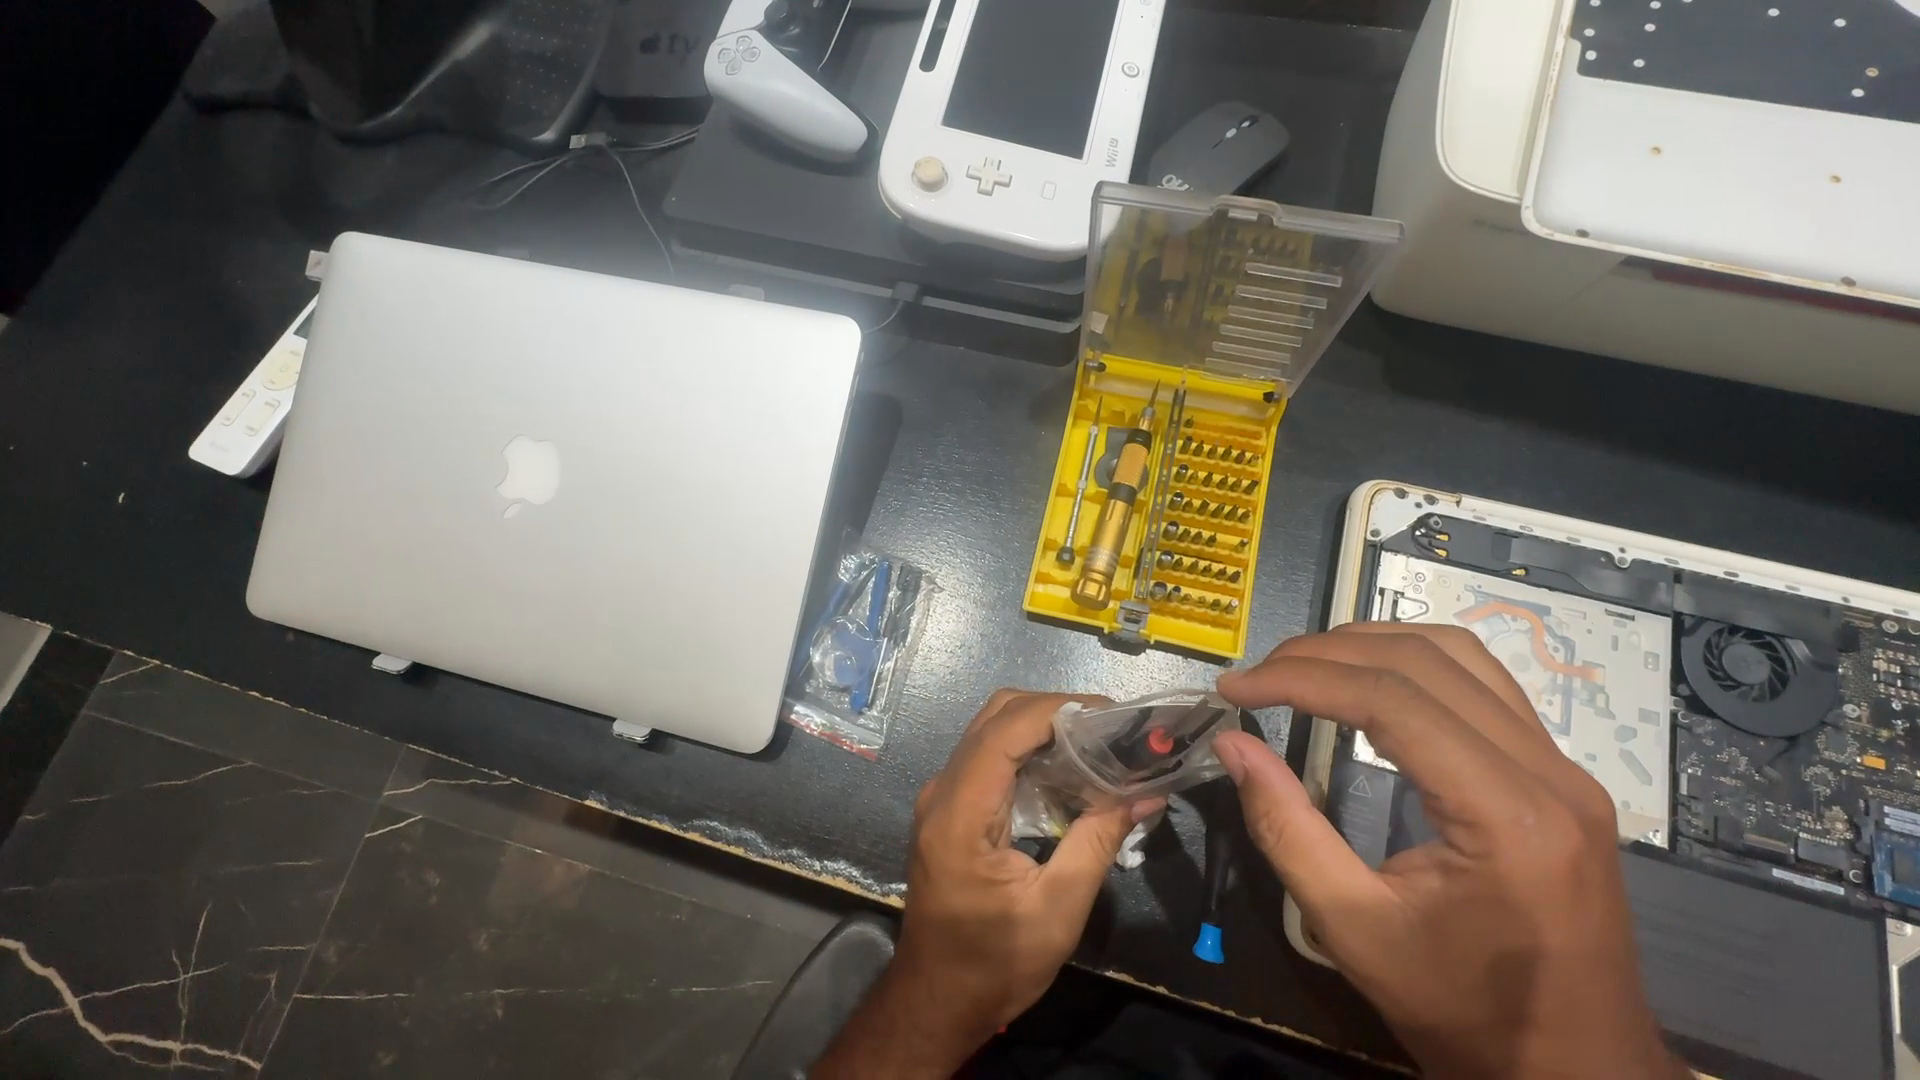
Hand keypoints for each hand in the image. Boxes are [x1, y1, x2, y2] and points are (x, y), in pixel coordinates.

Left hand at [812, 691, 1162, 1079]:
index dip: (1057, 709)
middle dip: (1053, 711)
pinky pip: (988, 758)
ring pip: (990, 732)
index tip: (1109, 714)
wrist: (937, 1000)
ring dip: (1041, 727)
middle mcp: (943, 792)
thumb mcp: (1058, 909)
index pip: (1005, 730)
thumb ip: (1097, 841)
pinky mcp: (949, 809)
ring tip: (1095, 743)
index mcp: (960, 813)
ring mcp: (941, 798)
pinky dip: (1027, 750)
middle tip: (1108, 729)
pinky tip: (1066, 769)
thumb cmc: (995, 964)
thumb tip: (1144, 793)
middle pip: (995, 718)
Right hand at [1213, 624, 1686, 1079]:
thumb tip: (1233, 745)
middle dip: (1326, 654)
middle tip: (1258, 675)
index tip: (1235, 689)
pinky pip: (1482, 686)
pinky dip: (1411, 666)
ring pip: (1460, 656)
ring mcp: (1564, 771)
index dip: (1301, 679)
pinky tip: (1366, 686)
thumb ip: (1285, 828)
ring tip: (1302, 667)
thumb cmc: (1462, 1013)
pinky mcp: (1558, 778)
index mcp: (1507, 816)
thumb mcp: (1352, 929)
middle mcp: (1549, 774)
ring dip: (1371, 645)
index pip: (1392, 700)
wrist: (1576, 1072)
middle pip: (1426, 661)